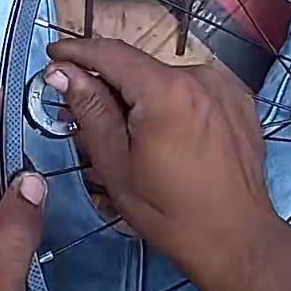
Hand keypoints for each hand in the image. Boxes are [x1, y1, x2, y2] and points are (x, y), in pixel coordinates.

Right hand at [46, 38, 277, 286]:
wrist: (238, 240)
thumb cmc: (168, 209)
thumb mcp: (115, 162)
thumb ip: (89, 108)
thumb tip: (61, 71)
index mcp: (166, 91)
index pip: (110, 53)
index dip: (75, 50)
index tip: (53, 54)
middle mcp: (199, 76)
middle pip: (136, 66)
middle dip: (104, 82)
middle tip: (79, 111)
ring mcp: (223, 86)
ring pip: (160, 77)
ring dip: (135, 94)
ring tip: (122, 130)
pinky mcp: (237, 100)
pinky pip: (187, 88)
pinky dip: (164, 100)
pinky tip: (159, 132)